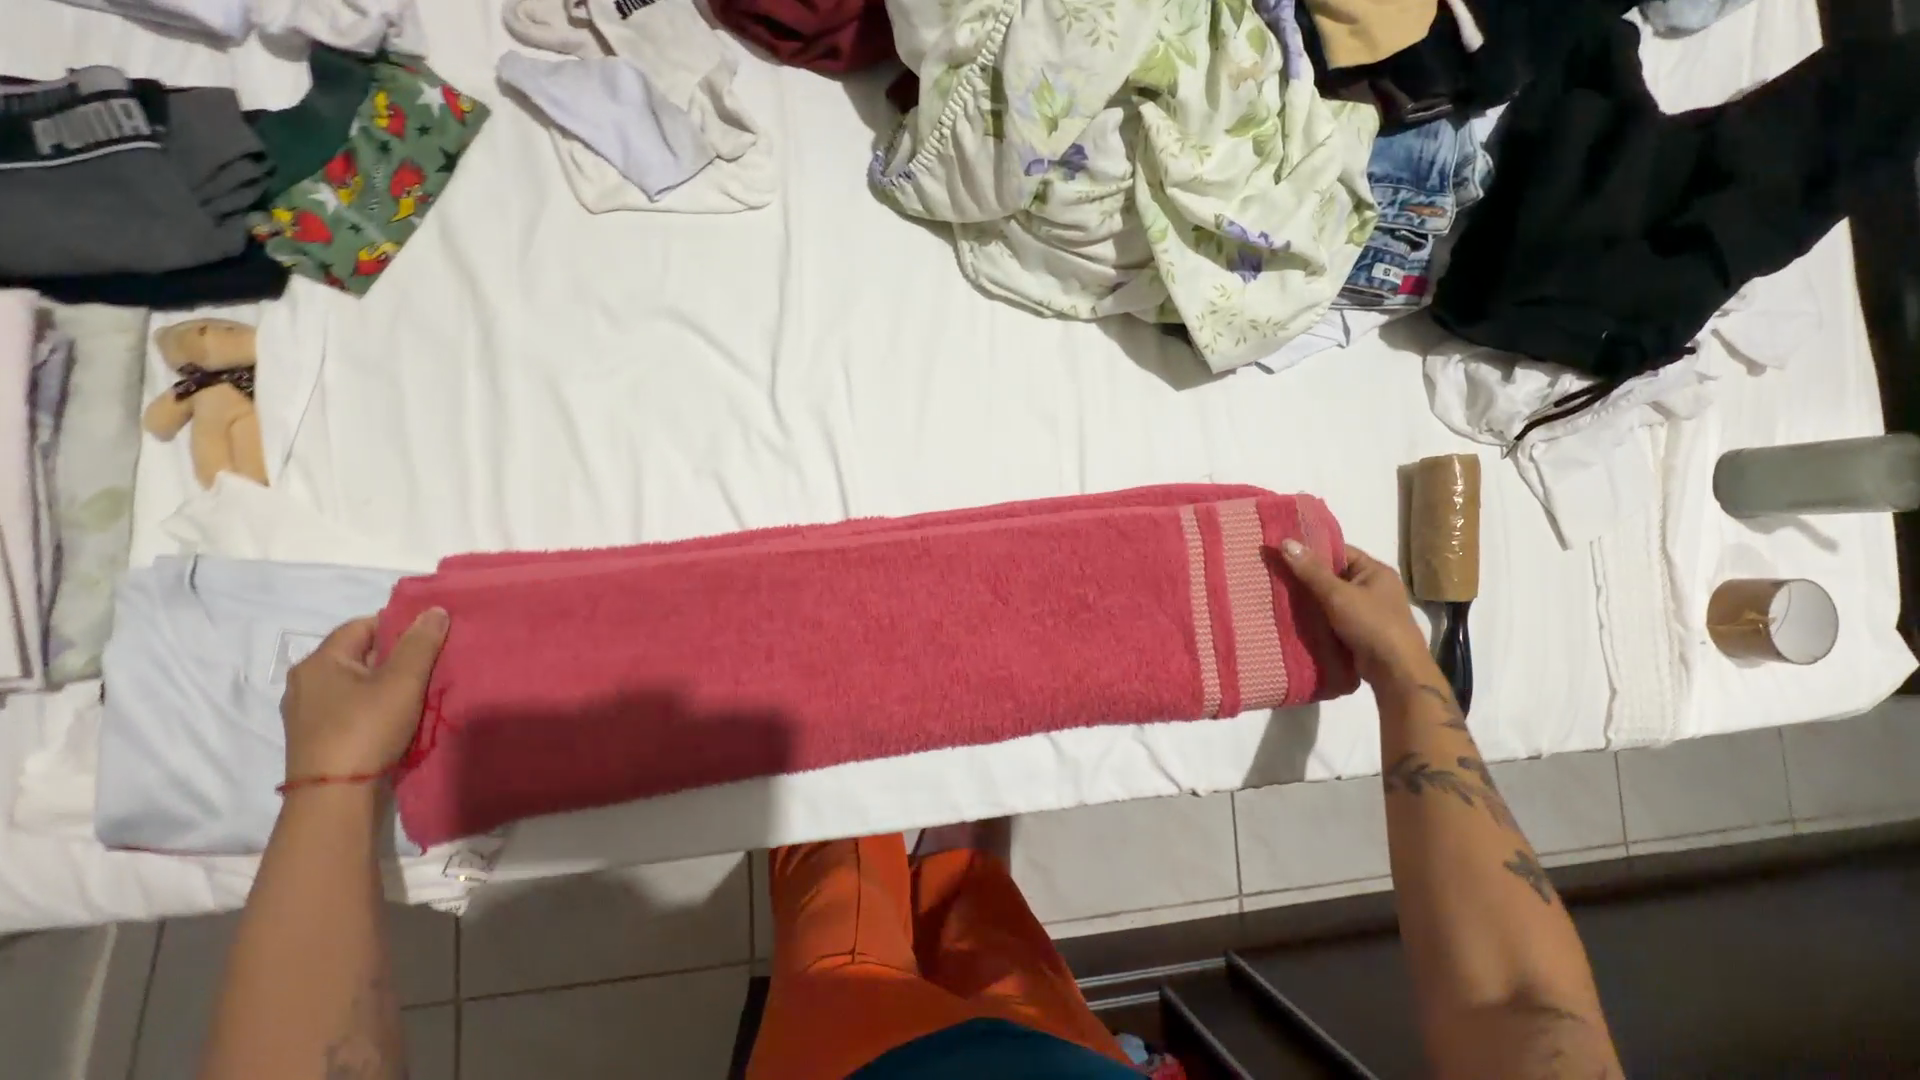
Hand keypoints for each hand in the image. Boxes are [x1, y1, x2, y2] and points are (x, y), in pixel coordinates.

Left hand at [280, 610, 448, 781]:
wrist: (334, 795)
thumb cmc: (367, 728)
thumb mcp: (402, 682)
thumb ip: (420, 643)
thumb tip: (434, 610)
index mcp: (320, 661)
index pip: (362, 625)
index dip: (398, 627)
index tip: (428, 640)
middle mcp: (304, 681)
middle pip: (357, 654)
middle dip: (393, 657)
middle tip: (428, 667)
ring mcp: (304, 711)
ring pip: (352, 683)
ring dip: (382, 683)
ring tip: (414, 694)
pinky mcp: (312, 736)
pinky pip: (346, 707)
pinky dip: (370, 705)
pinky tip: (392, 718)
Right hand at [1277, 541, 1436, 690]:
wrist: (1396, 670)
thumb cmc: (1372, 624)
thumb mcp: (1338, 594)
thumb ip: (1311, 570)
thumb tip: (1285, 542)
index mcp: (1375, 571)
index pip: (1340, 552)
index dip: (1312, 551)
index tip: (1283, 552)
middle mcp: (1373, 587)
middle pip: (1333, 575)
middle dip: (1306, 576)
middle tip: (1274, 573)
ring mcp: (1367, 610)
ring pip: (1330, 597)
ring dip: (1309, 599)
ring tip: (1277, 593)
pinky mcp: (1359, 630)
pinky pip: (1332, 616)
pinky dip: (1316, 617)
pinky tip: (1293, 616)